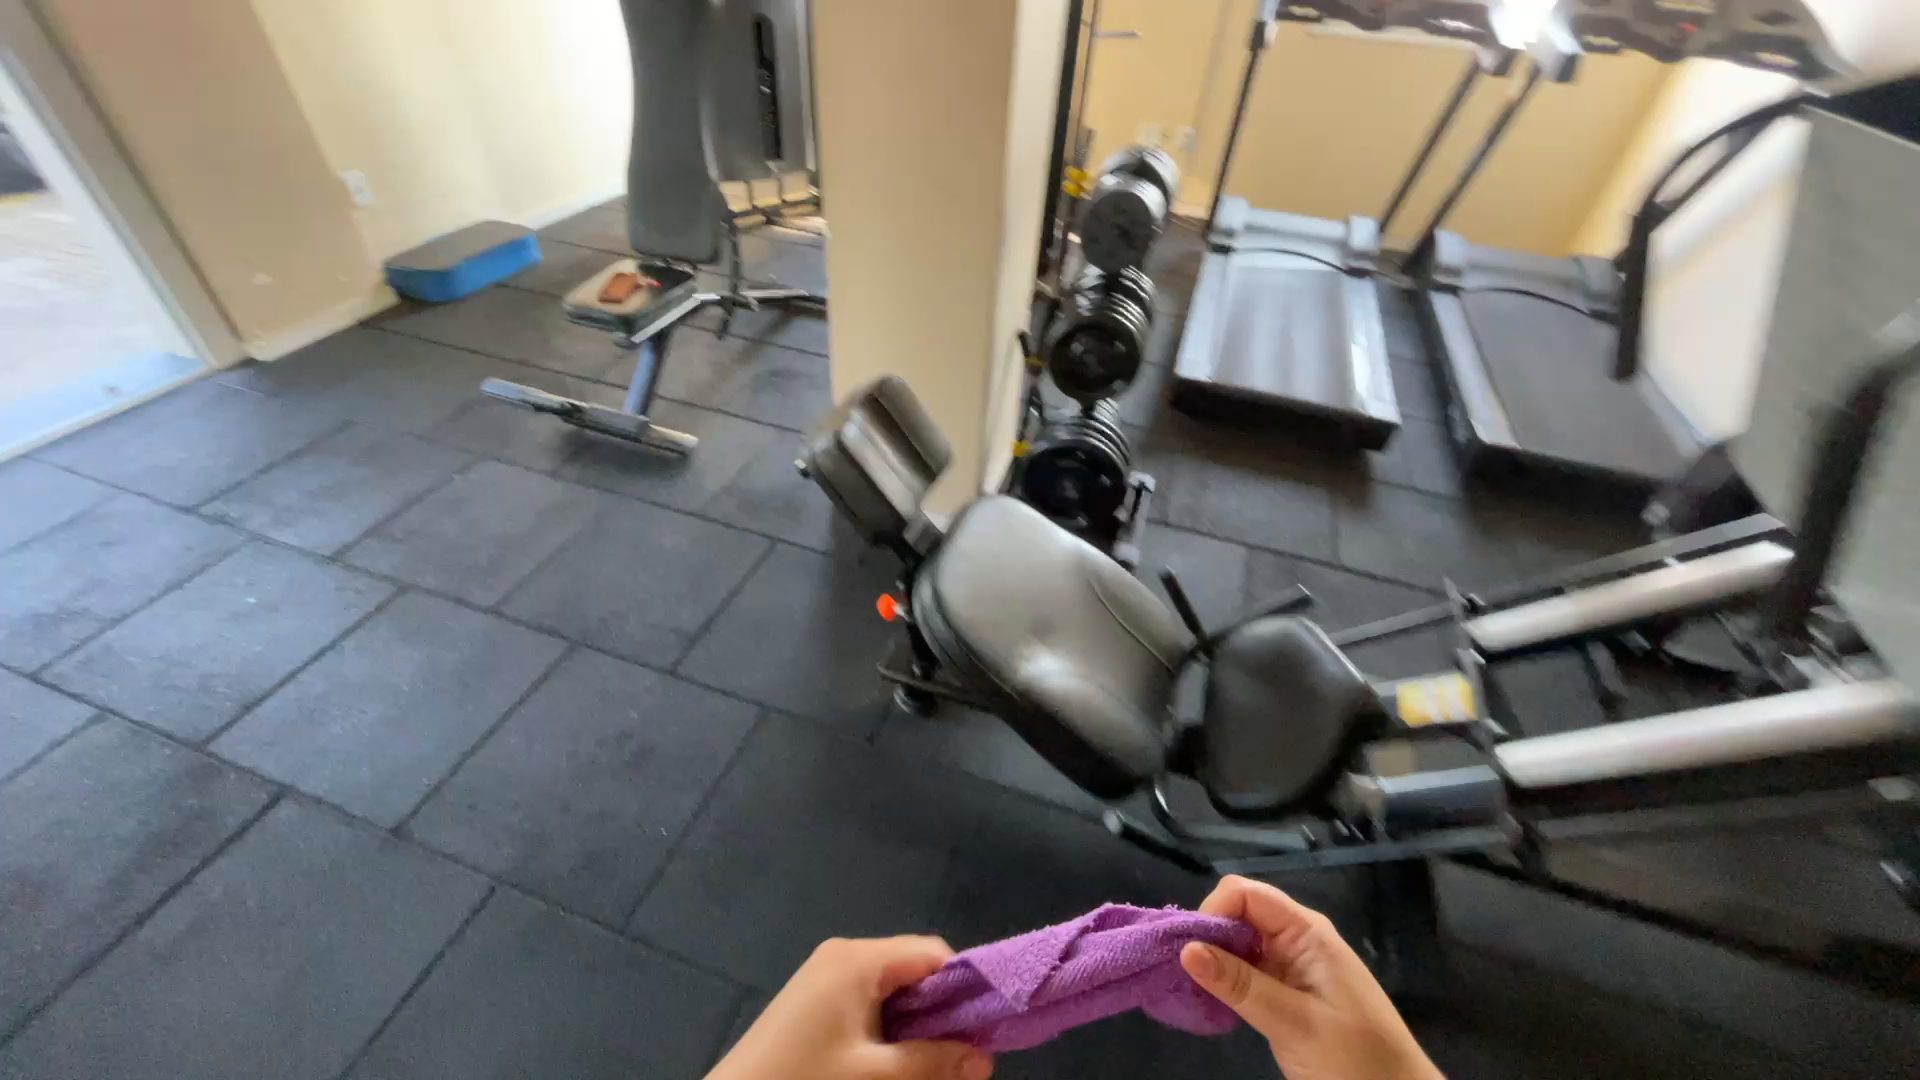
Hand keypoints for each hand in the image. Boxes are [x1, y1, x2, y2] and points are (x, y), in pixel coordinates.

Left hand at [708, 935, 994, 1079]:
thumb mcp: (874, 1078)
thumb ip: (933, 1063)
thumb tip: (987, 1059)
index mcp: (860, 958)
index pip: (932, 953)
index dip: (964, 988)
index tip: (983, 1030)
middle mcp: (845, 953)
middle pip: (913, 968)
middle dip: (941, 1011)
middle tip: (960, 1056)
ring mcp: (826, 974)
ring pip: (893, 987)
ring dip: (916, 1024)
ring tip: (930, 1065)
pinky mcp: (815, 997)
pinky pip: (868, 999)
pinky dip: (889, 1026)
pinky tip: (894, 1062)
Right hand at [1179, 876, 1442, 1079]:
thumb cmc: (1357, 1063)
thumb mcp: (1296, 1025)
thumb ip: (1241, 985)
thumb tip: (1185, 948)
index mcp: (1306, 932)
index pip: (1245, 893)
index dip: (1213, 911)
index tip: (1192, 950)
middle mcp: (1298, 937)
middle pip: (1239, 911)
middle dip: (1208, 933)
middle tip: (1186, 972)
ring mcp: (1294, 962)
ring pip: (1240, 939)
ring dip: (1215, 957)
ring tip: (1194, 986)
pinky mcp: (1289, 988)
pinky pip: (1248, 966)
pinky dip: (1227, 977)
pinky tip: (1215, 999)